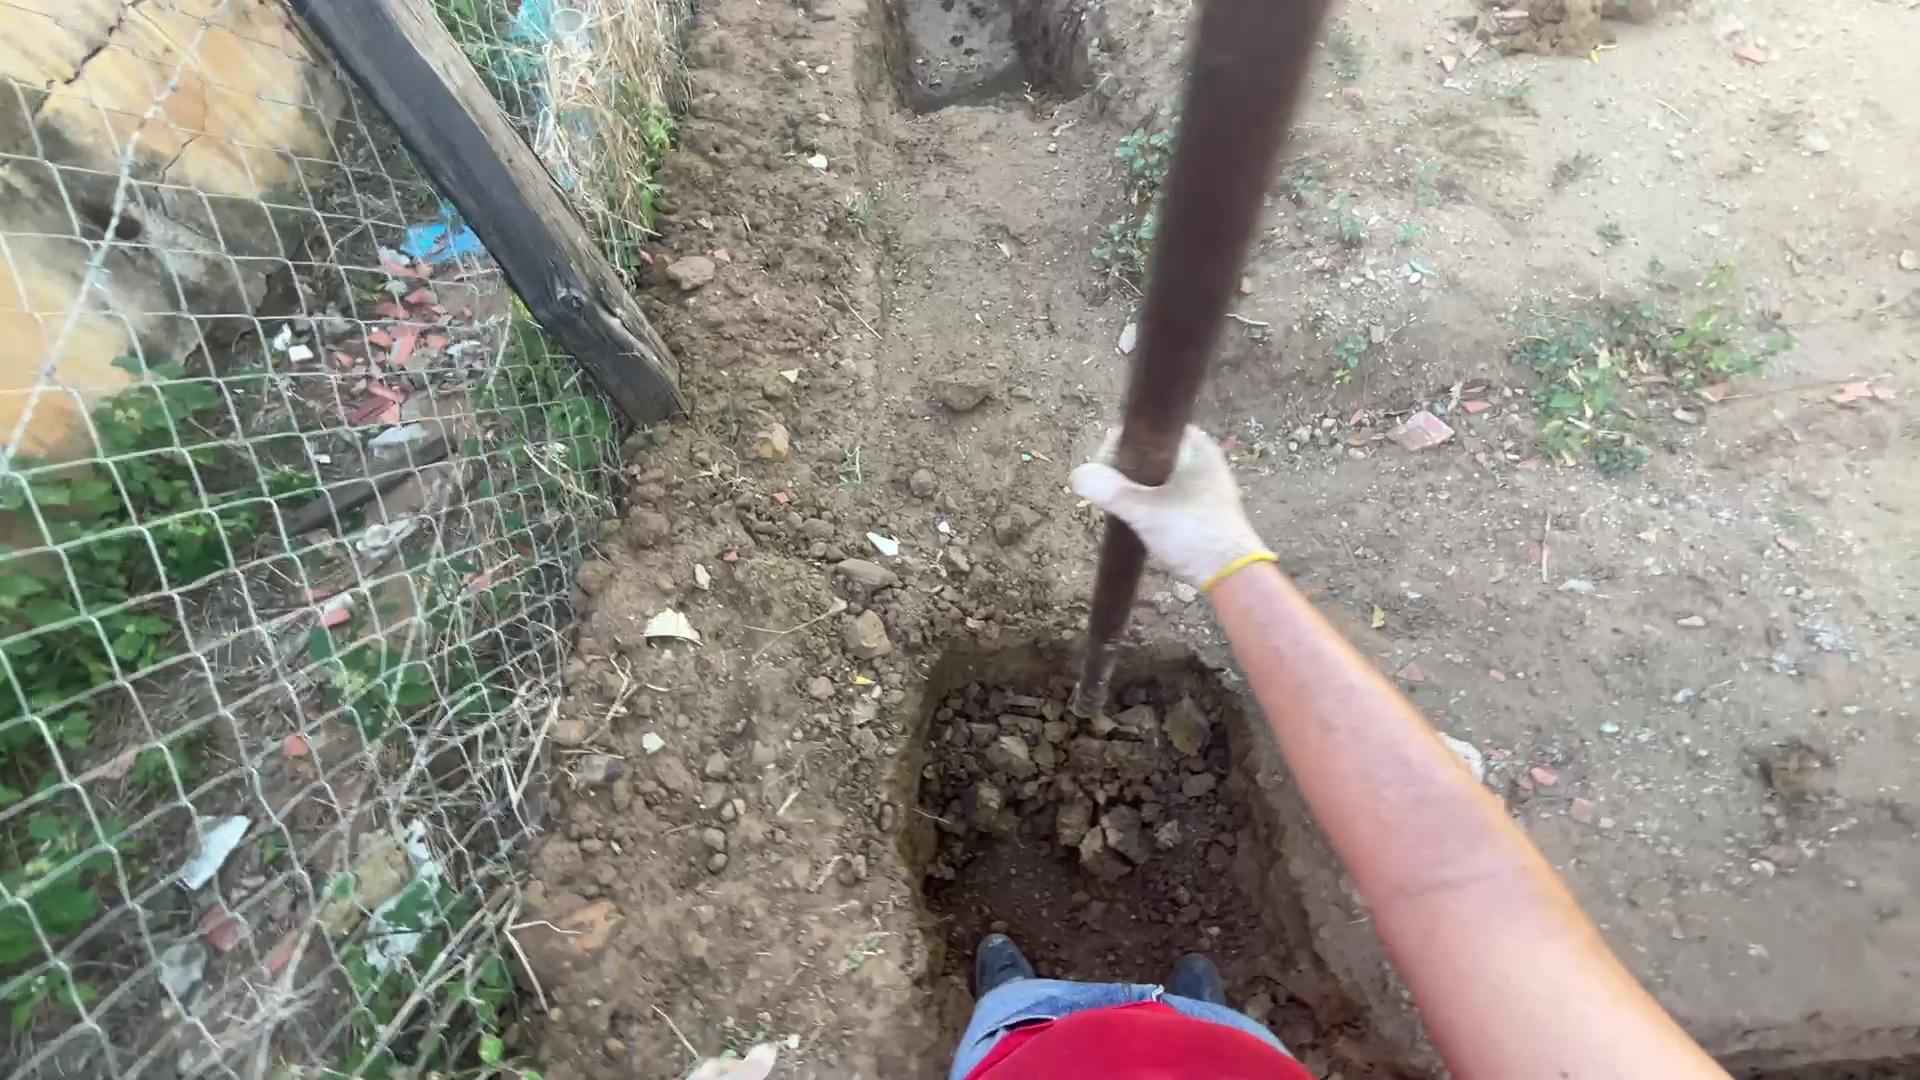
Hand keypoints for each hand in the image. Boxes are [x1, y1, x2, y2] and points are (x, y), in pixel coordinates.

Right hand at [1069, 425, 1270, 588]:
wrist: (1232, 576)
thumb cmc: (1192, 535)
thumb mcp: (1144, 511)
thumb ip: (1110, 491)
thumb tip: (1077, 475)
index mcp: (1194, 444)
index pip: (1143, 430)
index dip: (1117, 449)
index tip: (1105, 476)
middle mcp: (1202, 456)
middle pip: (1147, 453)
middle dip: (1125, 473)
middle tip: (1112, 497)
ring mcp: (1204, 481)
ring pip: (1155, 475)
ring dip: (1136, 490)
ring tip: (1124, 511)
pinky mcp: (1203, 504)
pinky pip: (1165, 492)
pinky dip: (1150, 502)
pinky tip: (1142, 521)